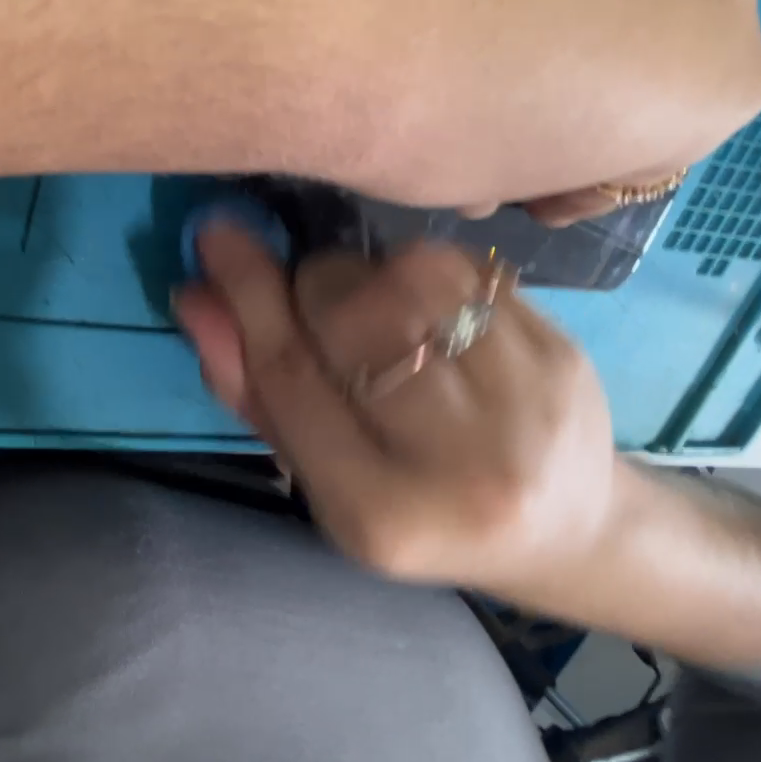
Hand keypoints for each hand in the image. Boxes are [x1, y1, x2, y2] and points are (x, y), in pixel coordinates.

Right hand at [173, 222, 627, 599]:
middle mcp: (463, 465)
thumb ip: (251, 387)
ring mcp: (528, 405)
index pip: (292, 379)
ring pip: (411, 279)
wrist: (560, 526)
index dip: (247, 298)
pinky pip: (466, 269)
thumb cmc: (406, 502)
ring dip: (369, 274)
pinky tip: (430, 315)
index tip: (215, 235)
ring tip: (373, 312)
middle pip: (352, 320)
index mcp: (380, 513)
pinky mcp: (564, 353)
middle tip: (310, 300)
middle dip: (310, 286)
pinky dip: (425, 273)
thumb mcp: (313, 467)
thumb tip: (196, 296)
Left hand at [311, 0, 760, 225]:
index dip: (565, 180)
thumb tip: (494, 142)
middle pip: (641, 57)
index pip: (644, 158)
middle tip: (471, 110)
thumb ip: (518, 163)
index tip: (503, 188)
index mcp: (714, 92)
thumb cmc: (423, 121)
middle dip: (565, 93)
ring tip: (445, 34)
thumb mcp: (476, 183)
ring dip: (544, 14)